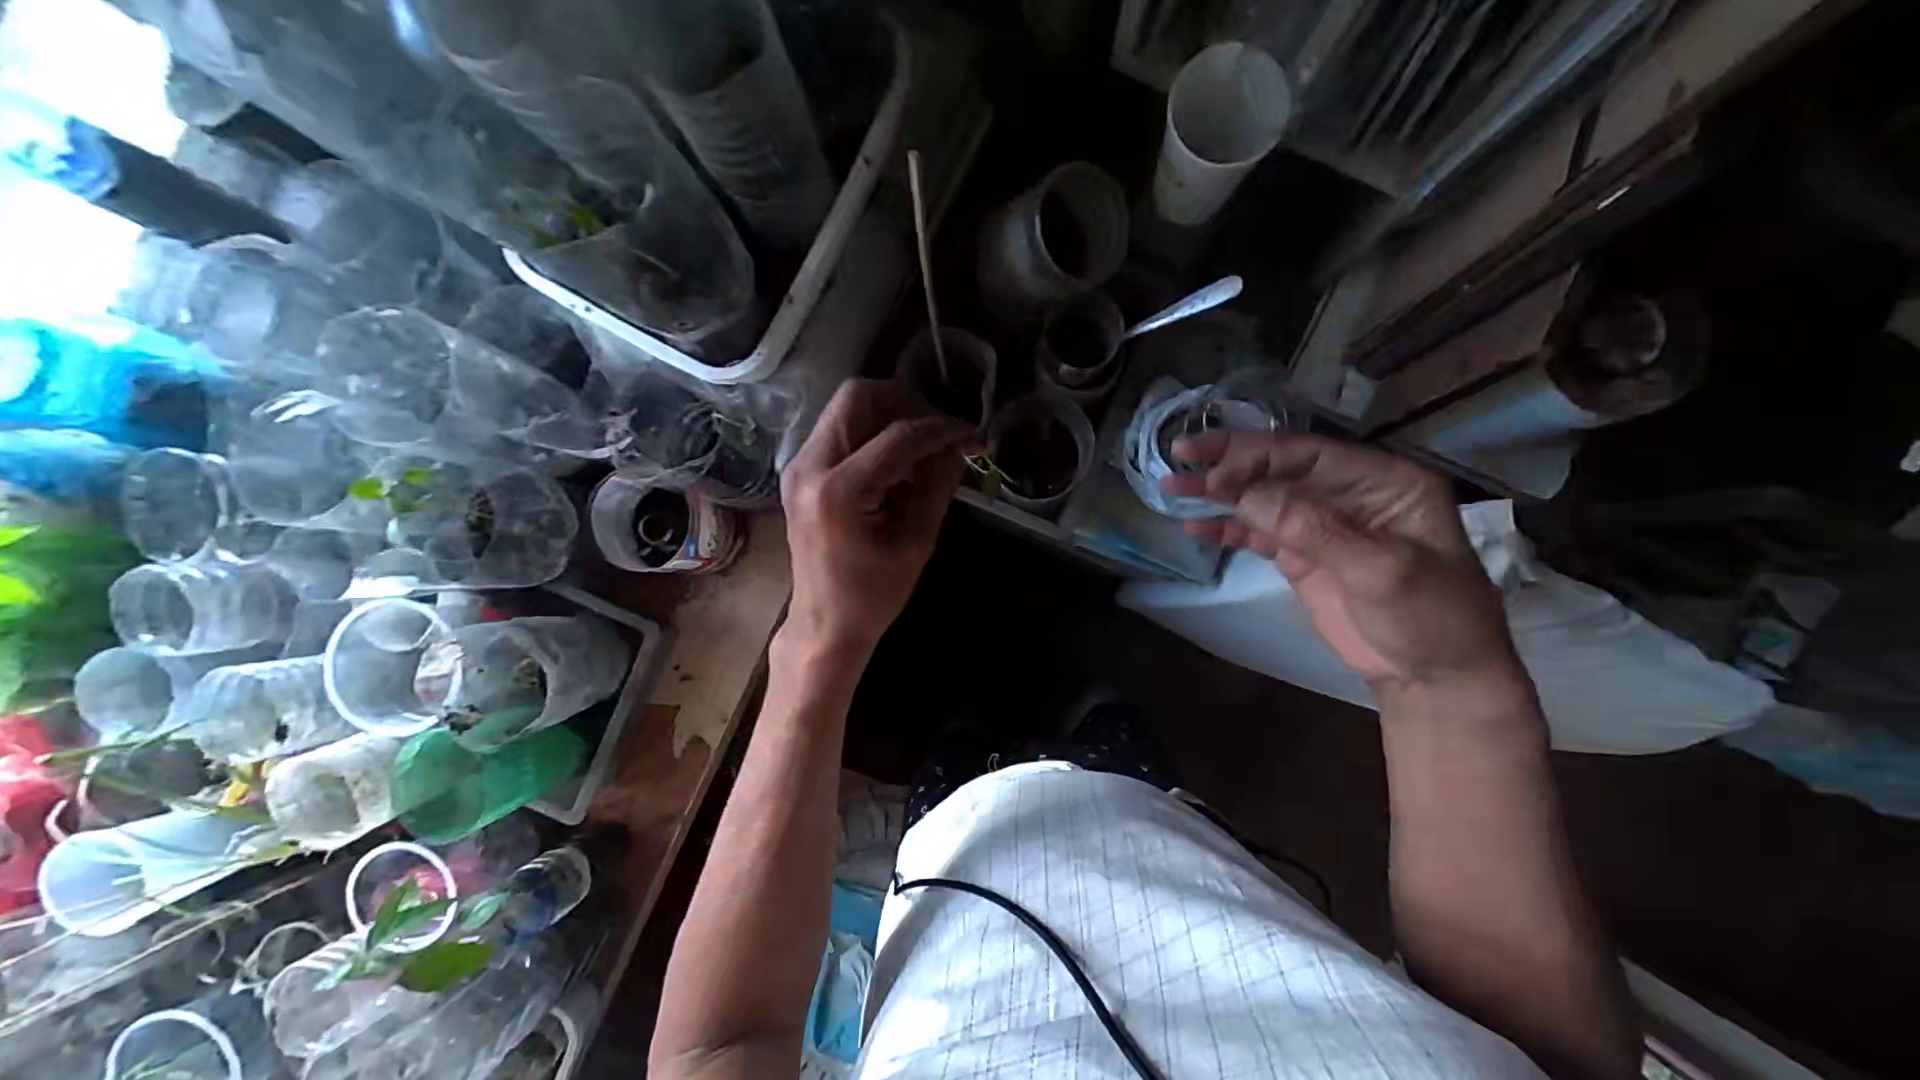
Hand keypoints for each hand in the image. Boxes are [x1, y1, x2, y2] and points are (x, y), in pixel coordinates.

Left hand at [782, 379, 977, 656]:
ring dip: (891, 418)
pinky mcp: (802, 472)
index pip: (899, 435)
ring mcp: (799, 466)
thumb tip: (959, 446)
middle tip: (940, 433)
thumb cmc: (872, 596)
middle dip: (908, 404)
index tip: (974, 436)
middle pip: (858, 396)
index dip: (942, 429)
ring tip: (923, 454)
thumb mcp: (916, 543)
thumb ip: (938, 486)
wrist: (824, 625)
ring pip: (847, 408)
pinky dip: (874, 435)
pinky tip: (899, 467)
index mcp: (838, 491)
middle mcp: (809, 466)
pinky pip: (841, 431)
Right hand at [1162, 432, 1519, 693]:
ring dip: (1218, 494)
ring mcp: (1321, 525)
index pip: (1311, 454)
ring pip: (1262, 498)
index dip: (1258, 457)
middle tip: (1180, 456)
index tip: (1214, 472)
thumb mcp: (1382, 569)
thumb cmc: (1431, 617)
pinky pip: (1257, 534)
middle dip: (1229, 463)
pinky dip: (1226, 530)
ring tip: (1172, 487)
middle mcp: (1349, 493)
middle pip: (1279, 468)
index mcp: (1383, 481)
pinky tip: (1194, 526)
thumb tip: (1247, 498)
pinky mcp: (1301, 556)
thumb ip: (1315, 529)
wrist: (1434, 678)